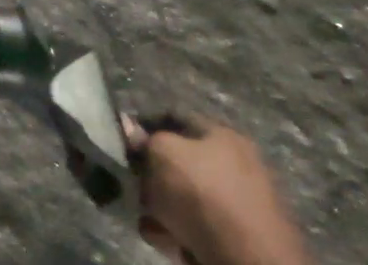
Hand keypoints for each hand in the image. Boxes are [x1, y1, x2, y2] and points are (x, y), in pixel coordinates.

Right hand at [126, 117, 312, 264]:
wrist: (247, 258)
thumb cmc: (201, 192)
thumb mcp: (161, 153)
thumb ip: (143, 138)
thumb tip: (132, 132)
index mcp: (224, 136)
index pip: (174, 117)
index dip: (143, 124)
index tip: (120, 138)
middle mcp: (236, 164)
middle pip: (178, 159)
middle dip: (149, 171)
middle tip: (130, 178)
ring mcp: (239, 201)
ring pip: (182, 193)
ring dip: (158, 201)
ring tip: (143, 212)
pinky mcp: (237, 234)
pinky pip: (194, 221)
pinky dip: (175, 226)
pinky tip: (162, 233)